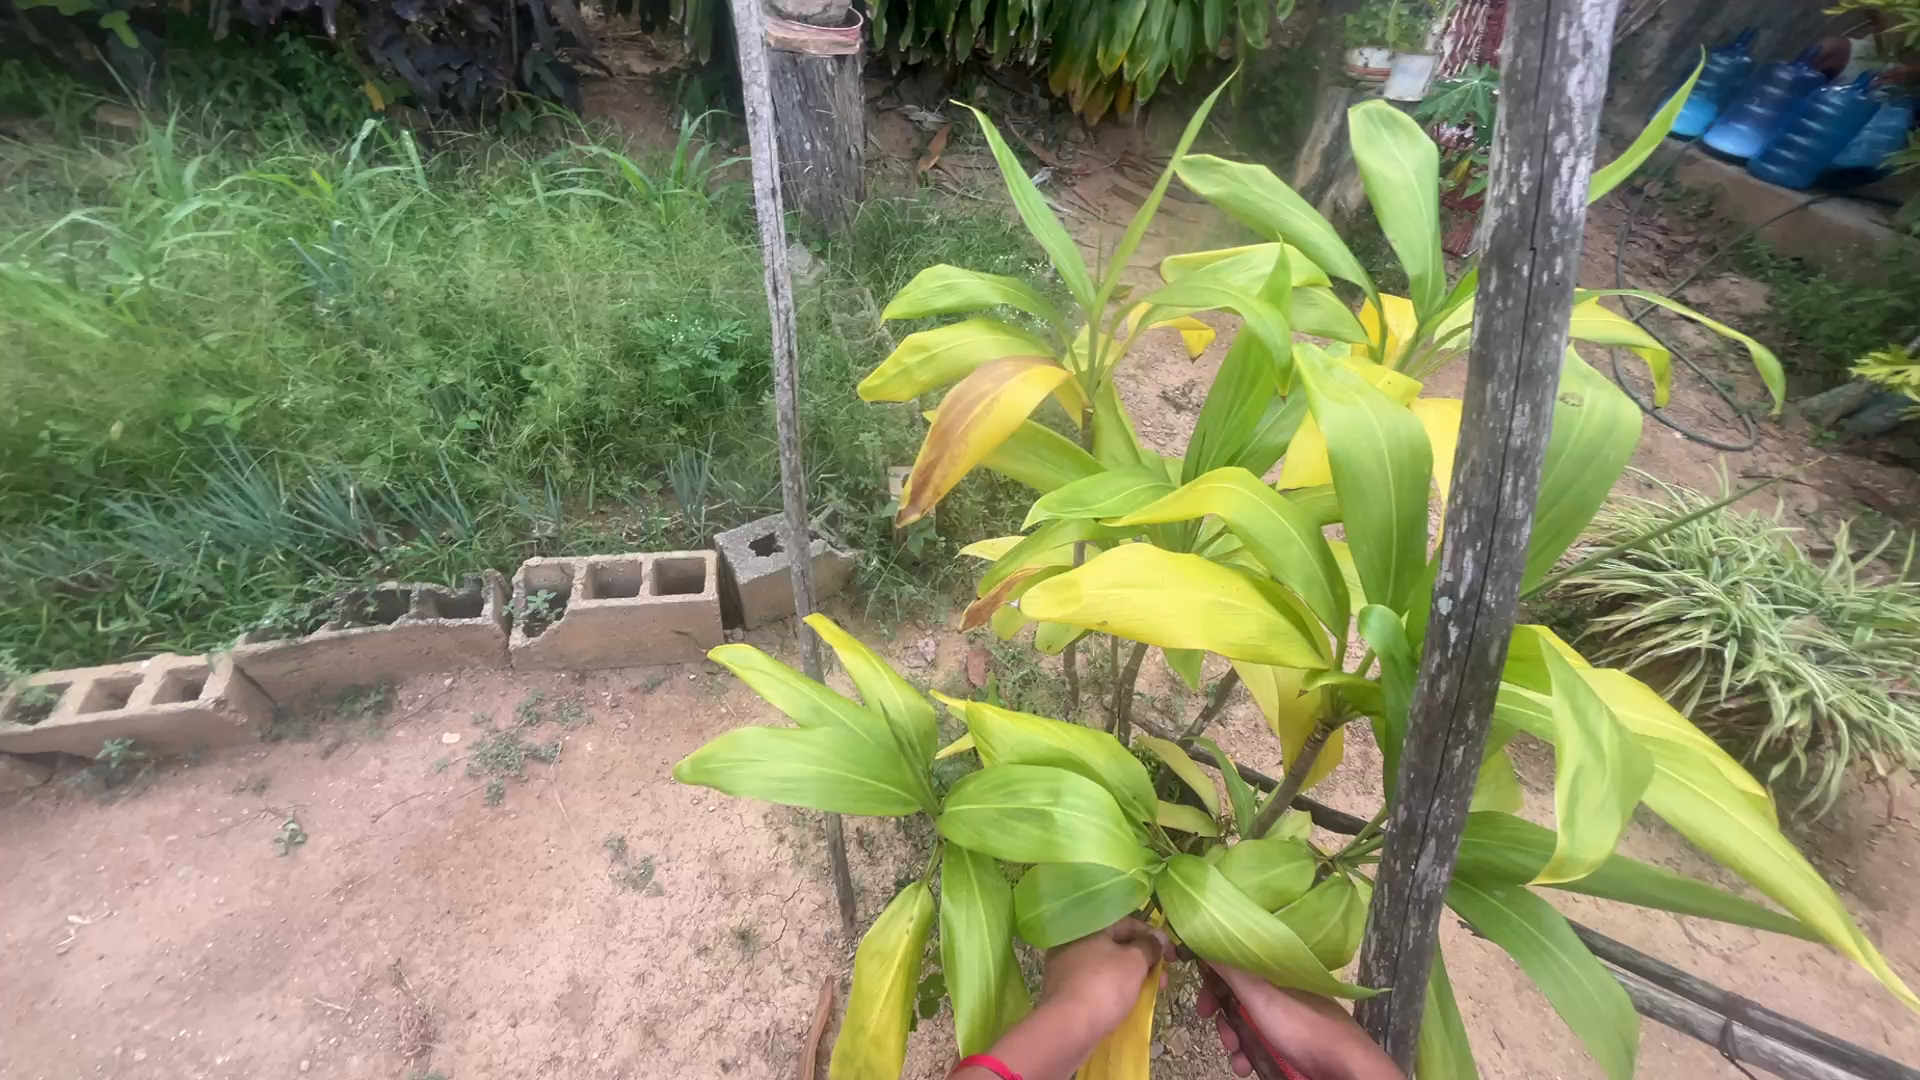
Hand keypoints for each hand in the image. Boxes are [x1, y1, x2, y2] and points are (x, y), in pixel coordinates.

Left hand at [1037, 917, 1176, 1041]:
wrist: (1068, 1026)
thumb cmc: (1104, 986)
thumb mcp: (1133, 962)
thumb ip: (1148, 946)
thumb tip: (1159, 936)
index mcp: (1090, 926)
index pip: (1127, 923)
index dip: (1152, 937)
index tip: (1171, 955)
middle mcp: (1075, 940)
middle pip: (1118, 945)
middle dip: (1145, 961)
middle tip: (1163, 980)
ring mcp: (1067, 965)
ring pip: (1108, 965)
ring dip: (1133, 976)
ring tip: (1151, 993)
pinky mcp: (1066, 989)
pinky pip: (1097, 982)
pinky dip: (1115, 988)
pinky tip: (1128, 1002)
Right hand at [1196, 963, 1401, 1079]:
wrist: (1347, 1072)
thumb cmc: (1301, 1026)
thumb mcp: (1259, 993)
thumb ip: (1228, 966)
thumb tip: (1200, 930)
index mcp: (1274, 970)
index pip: (1236, 963)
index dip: (1213, 975)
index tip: (1201, 992)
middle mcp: (1280, 990)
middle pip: (1238, 993)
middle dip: (1221, 1011)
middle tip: (1210, 1023)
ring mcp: (1288, 1019)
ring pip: (1247, 1021)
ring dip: (1233, 1038)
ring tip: (1235, 1057)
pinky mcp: (1293, 1045)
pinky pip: (1262, 1043)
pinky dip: (1249, 1054)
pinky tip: (1246, 1067)